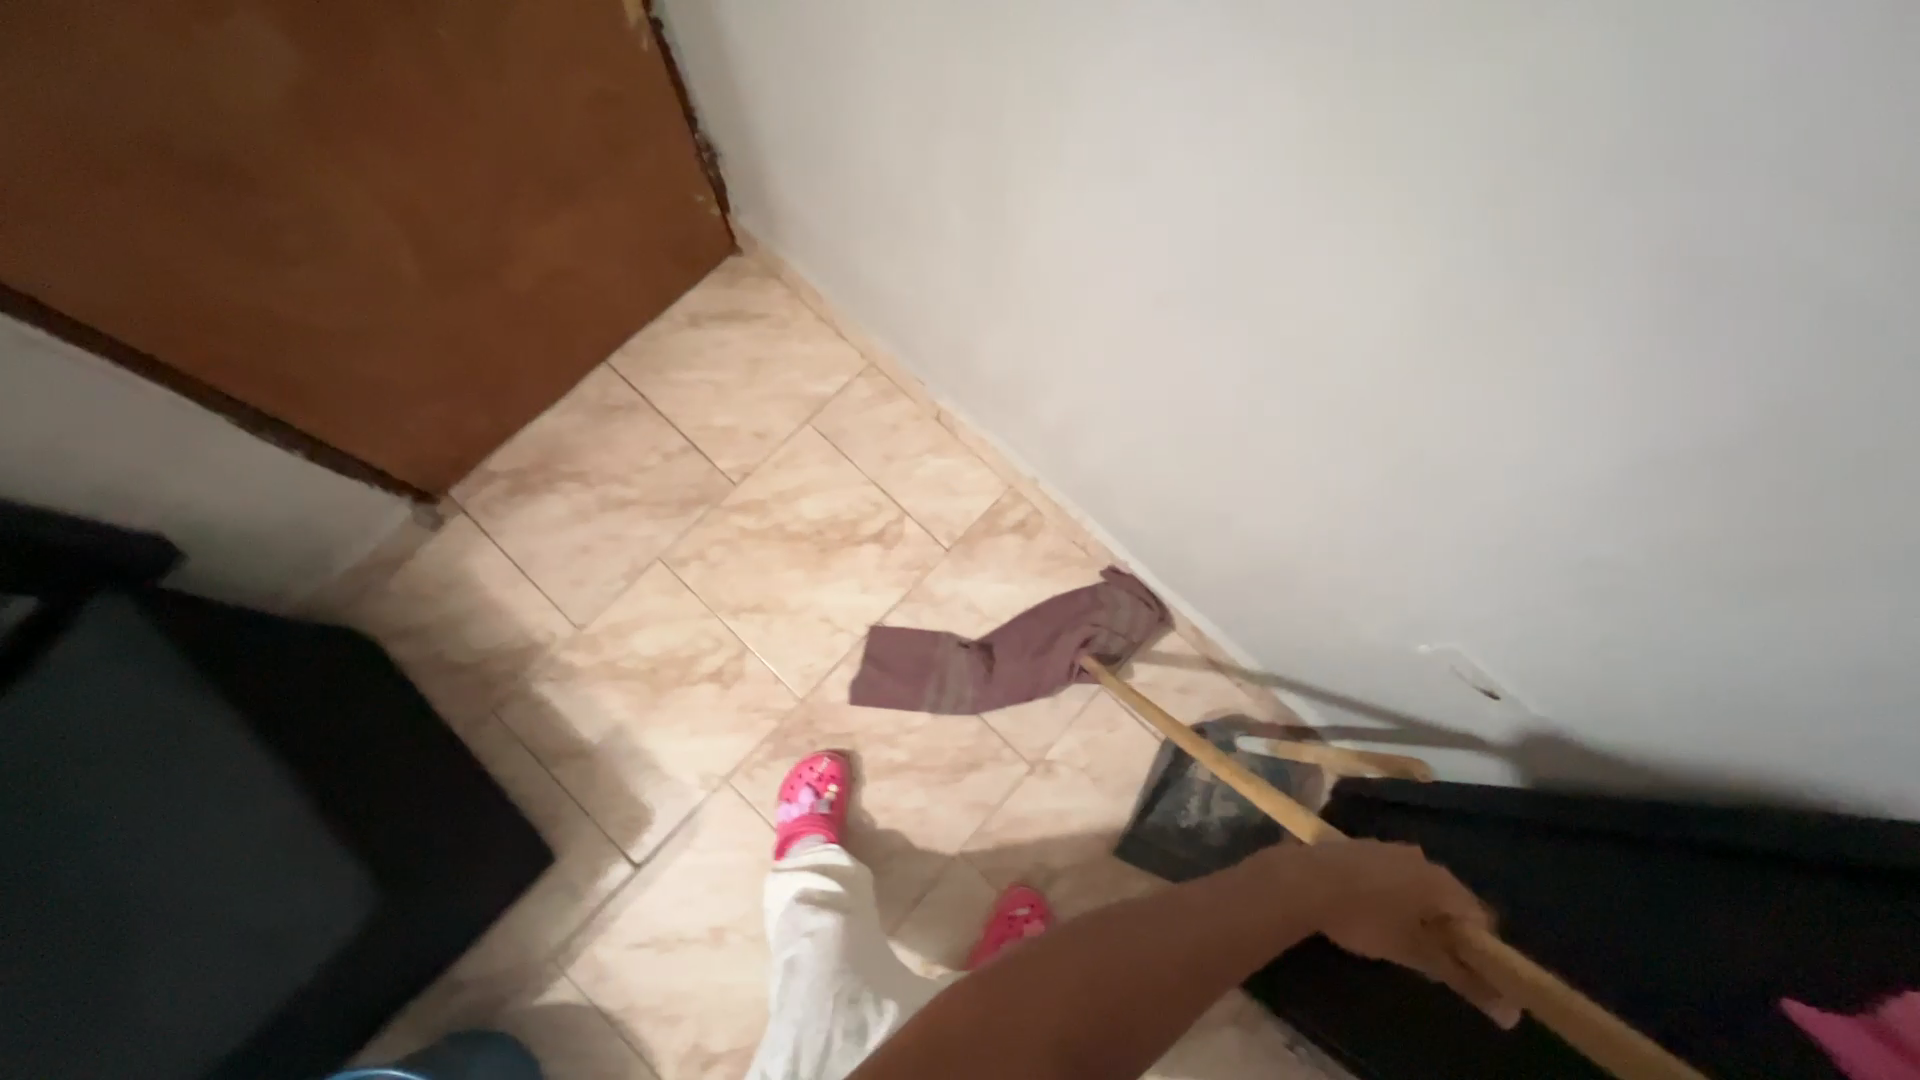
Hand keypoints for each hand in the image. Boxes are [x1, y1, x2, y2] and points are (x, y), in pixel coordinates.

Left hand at [1280, 839, 1521, 1028]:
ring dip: (1415, 910)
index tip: (1467, 970)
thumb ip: (1462, 978)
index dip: (1480, 948)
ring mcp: (1386, 848)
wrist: (1303, 880)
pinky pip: (1387, 875)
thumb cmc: (1364, 917)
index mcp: (1441, 881)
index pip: (1480, 916)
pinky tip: (1369, 911)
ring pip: (1415, 885)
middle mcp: (1419, 857)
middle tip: (1431, 957)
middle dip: (1445, 928)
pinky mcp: (1357, 848)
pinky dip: (1388, 895)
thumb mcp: (1415, 953)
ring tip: (1398, 936)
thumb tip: (1511, 1013)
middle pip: (1447, 898)